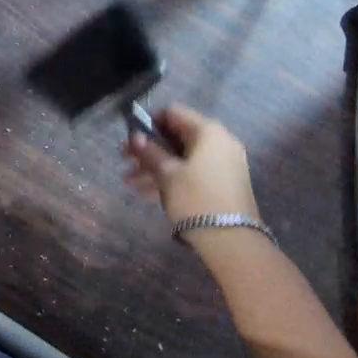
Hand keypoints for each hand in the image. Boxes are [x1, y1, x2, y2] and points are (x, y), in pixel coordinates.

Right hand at [122, 106, 259, 228]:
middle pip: (176, 137)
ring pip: (182, 158)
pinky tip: (145, 193)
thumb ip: (149, 152)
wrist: (233, 243)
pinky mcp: (223, 186)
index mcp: (208, 132)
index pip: (174, 113)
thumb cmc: (197, 199)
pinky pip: (192, 173)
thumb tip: (135, 136)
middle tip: (124, 159)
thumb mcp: (167, 174)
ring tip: (128, 182)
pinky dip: (171, 179)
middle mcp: (219, 143)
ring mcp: (223, 165)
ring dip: (155, 167)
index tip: (130, 136)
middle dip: (149, 149)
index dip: (149, 122)